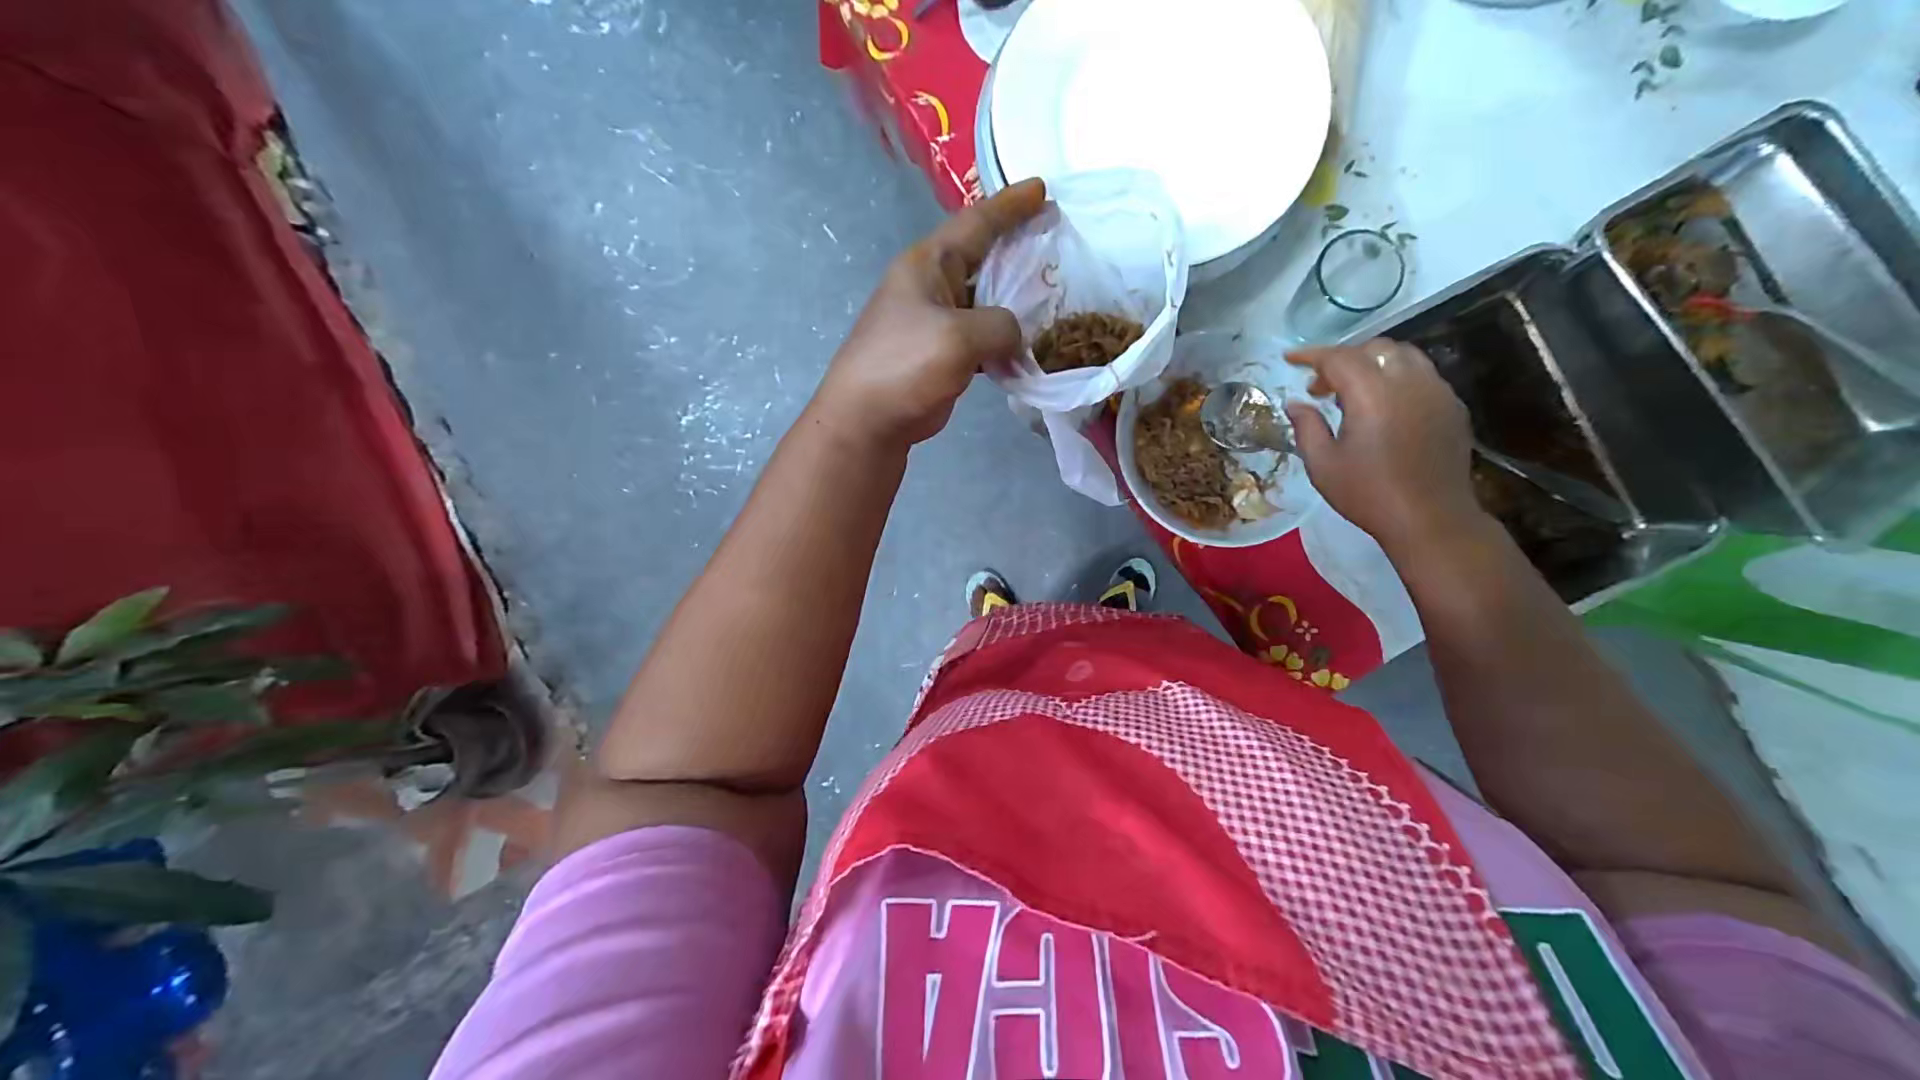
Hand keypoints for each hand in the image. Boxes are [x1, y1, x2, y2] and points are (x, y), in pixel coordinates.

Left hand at [811, 178, 1047, 448]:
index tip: (1043, 188)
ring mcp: (935, 321)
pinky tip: (1029, 343)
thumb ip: (1001, 325)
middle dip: (1018, 247)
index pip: (975, 222)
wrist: (868, 419)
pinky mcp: (942, 354)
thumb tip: (1014, 336)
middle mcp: (931, 285)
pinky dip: (1005, 337)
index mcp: (928, 264)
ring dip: (1016, 298)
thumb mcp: (960, 336)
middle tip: (1056, 238)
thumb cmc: (906, 365)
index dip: (1010, 205)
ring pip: (985, 300)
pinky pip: (982, 335)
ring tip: (1053, 292)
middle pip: (982, 257)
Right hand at [1284, 338, 1484, 550]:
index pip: (1339, 357)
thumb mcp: (1322, 465)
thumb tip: (1297, 404)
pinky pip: (1422, 376)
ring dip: (1373, 365)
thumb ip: (1307, 427)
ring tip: (1354, 392)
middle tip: (1322, 387)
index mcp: (1372, 393)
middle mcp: (1409, 382)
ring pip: (1404, 357)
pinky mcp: (1452, 406)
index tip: (1290, 359)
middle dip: (1344, 359)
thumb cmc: (1368, 493)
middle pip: (1375, 349)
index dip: (1311, 355)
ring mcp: (1437, 391)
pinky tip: (1385, 407)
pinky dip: (1397, 378)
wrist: (1430, 518)